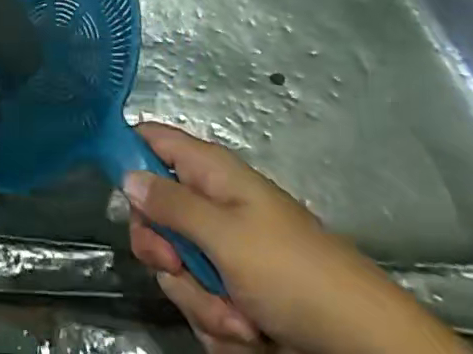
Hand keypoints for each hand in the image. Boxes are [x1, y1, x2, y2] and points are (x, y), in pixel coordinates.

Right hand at [124, 123, 466, 353]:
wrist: (361, 345)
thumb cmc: (293, 273)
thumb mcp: (225, 235)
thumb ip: (170, 204)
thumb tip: (127, 176)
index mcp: (212, 173)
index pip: (155, 140)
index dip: (128, 151)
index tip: (112, 183)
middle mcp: (211, 206)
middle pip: (152, 214)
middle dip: (163, 252)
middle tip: (180, 267)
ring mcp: (222, 251)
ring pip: (174, 268)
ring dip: (199, 299)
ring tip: (239, 316)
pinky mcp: (233, 291)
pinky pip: (199, 301)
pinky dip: (218, 322)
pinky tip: (248, 330)